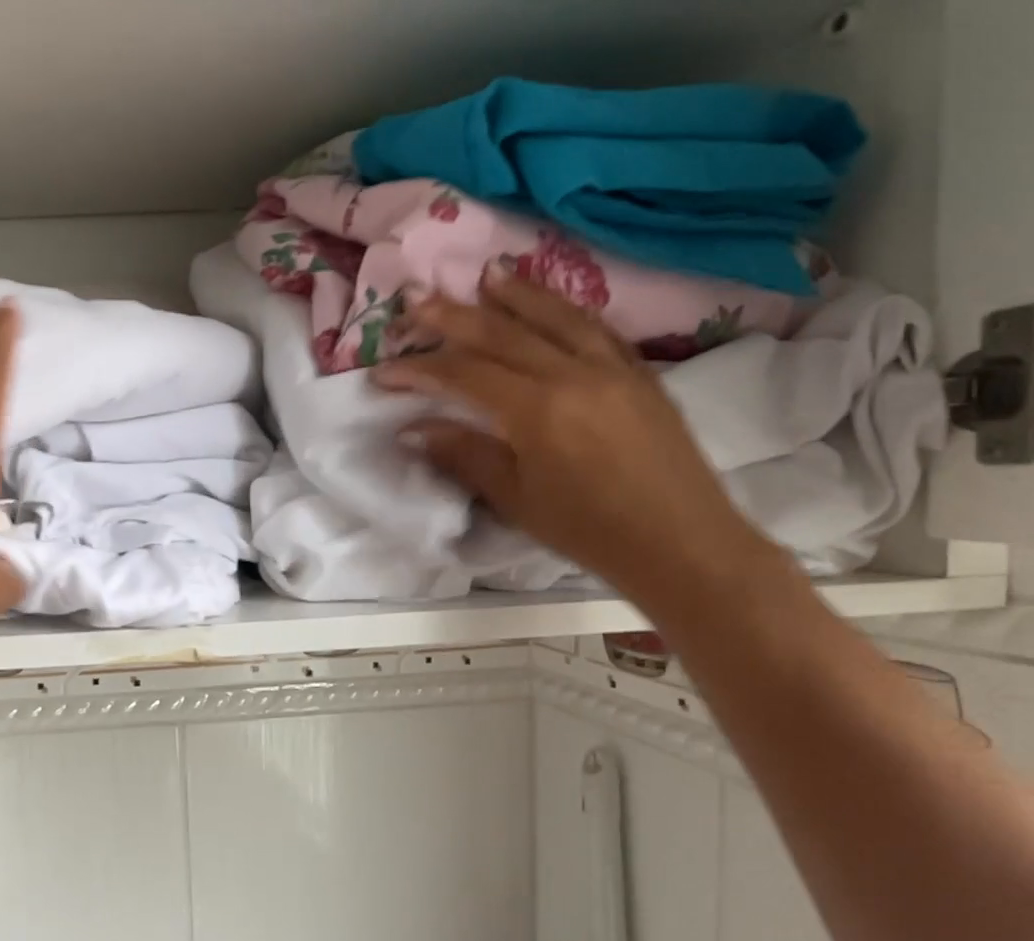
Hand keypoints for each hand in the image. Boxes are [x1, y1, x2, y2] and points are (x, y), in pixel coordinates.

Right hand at [372, 268, 783, 602]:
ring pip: (557, 318)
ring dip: (517, 294)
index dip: (419, 369)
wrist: (681, 543)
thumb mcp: (514, 498)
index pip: (464, 374)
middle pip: (504, 334)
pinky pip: (598, 330)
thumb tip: (411, 429)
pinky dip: (566, 312)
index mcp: (537, 409)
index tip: (383, 370)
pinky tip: (551, 305)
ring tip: (488, 273)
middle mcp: (575, 375)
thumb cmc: (587, 530)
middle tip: (416, 296)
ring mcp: (614, 370)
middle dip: (454, 315)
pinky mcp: (642, 376)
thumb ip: (463, 455)